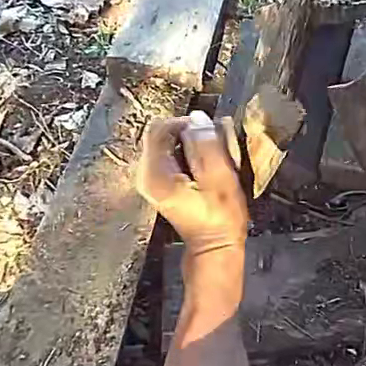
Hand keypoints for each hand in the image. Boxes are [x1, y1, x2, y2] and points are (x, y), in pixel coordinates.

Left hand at [136, 111, 247, 257]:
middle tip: (215, 150)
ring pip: (169, 143)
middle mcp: (144, 174)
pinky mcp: (158, 182)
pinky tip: (205, 169)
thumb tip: (197, 118)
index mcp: (154, 173)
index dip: (187, 124)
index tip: (210, 135)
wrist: (215, 246)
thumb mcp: (220, 178)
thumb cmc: (221, 218)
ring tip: (213, 161)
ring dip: (193, 145)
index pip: (161, 128)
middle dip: (191, 135)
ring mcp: (149, 179)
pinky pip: (171, 155)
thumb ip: (207, 145)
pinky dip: (189, 155)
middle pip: (163, 134)